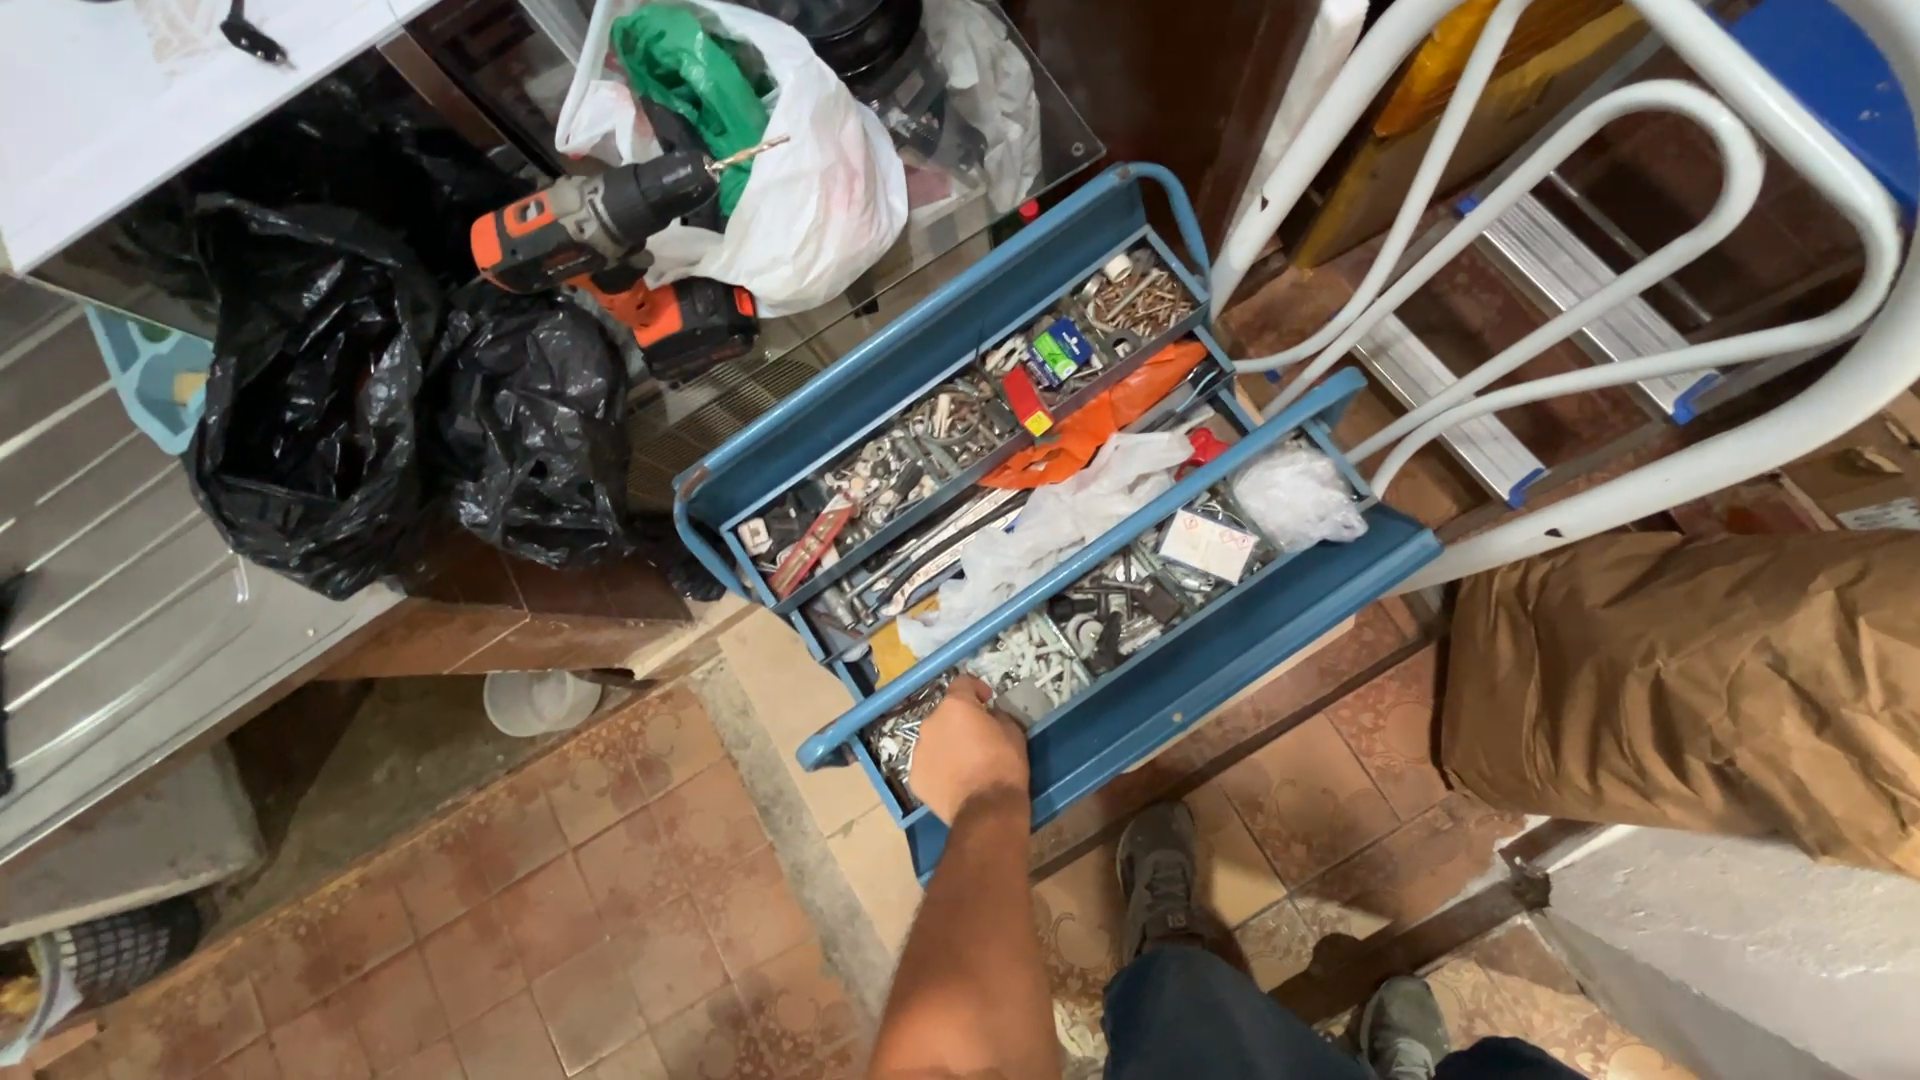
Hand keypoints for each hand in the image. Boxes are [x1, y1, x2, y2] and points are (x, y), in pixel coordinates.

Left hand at [909, 675, 1029, 823]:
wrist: (986, 809)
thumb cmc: (1004, 765)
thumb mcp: (1013, 732)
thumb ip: (997, 716)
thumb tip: (989, 715)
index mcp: (955, 706)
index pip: (961, 683)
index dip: (976, 688)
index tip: (986, 700)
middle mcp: (931, 722)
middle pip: (945, 714)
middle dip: (959, 720)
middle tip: (977, 737)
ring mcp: (919, 750)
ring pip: (934, 739)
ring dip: (947, 743)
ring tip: (964, 762)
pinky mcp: (915, 776)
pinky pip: (928, 764)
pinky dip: (938, 767)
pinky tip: (953, 781)